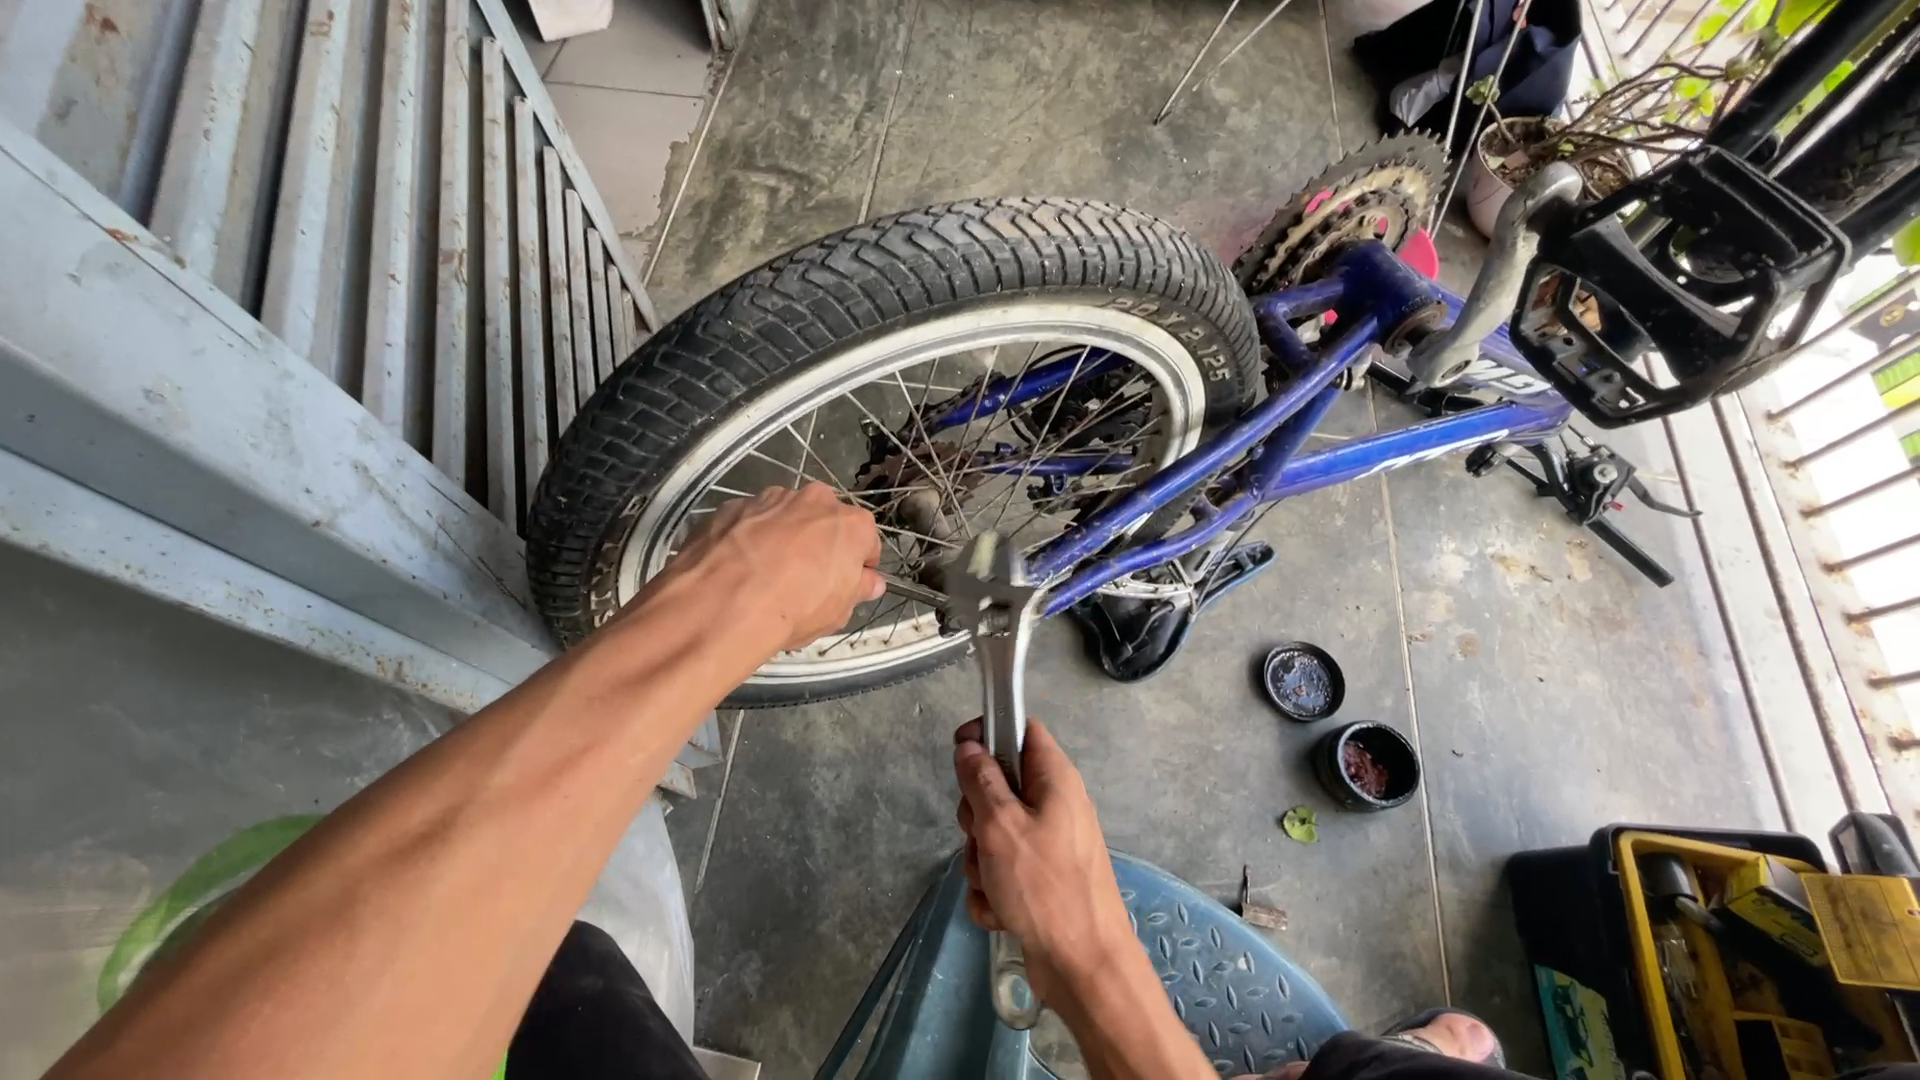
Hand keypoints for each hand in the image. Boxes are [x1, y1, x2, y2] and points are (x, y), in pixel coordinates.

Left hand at [640, 483, 883, 649]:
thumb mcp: (838, 611)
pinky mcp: (733, 505)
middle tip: (806, 579)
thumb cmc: (796, 608)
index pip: (866, 542)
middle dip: (820, 544)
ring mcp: (771, 498)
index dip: (859, 566)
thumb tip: (871, 582)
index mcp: (852, 524)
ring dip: (784, 537)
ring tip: (765, 574)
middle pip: (825, 522)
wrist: (724, 602)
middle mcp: (815, 500)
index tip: (848, 585)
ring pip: (786, 517)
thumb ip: (858, 590)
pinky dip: (749, 537)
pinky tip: (738, 566)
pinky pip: (750, 521)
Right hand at [952, 719, 1135, 1009]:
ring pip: (992, 834)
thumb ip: (981, 781)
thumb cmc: (1044, 886)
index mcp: (1055, 779)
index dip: (989, 732)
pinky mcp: (1039, 881)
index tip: (960, 750)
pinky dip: (992, 892)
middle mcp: (1053, 806)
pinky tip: (1000, 911)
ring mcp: (1047, 845)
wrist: (1083, 966)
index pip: (1021, 730)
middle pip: (998, 786)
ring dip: (981, 861)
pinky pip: (1000, 872)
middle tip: (981, 835)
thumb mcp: (1002, 825)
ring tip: (994, 883)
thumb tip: (970, 746)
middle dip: (976, 815)